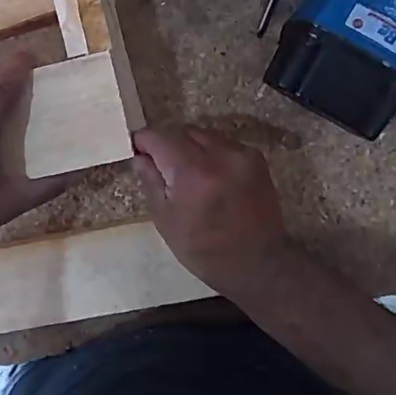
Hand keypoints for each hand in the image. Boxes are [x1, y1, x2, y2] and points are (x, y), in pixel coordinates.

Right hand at [131, 124, 295, 293]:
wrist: (257, 263)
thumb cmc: (204, 249)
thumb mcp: (166, 220)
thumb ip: (151, 181)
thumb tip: (139, 156)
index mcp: (192, 172)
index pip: (159, 137)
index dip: (144, 141)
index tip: (138, 150)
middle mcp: (219, 154)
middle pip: (182, 131)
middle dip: (166, 142)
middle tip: (159, 163)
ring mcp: (241, 154)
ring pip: (203, 134)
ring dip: (189, 145)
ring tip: (185, 171)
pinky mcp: (256, 158)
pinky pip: (223, 143)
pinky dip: (210, 152)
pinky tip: (209, 175)